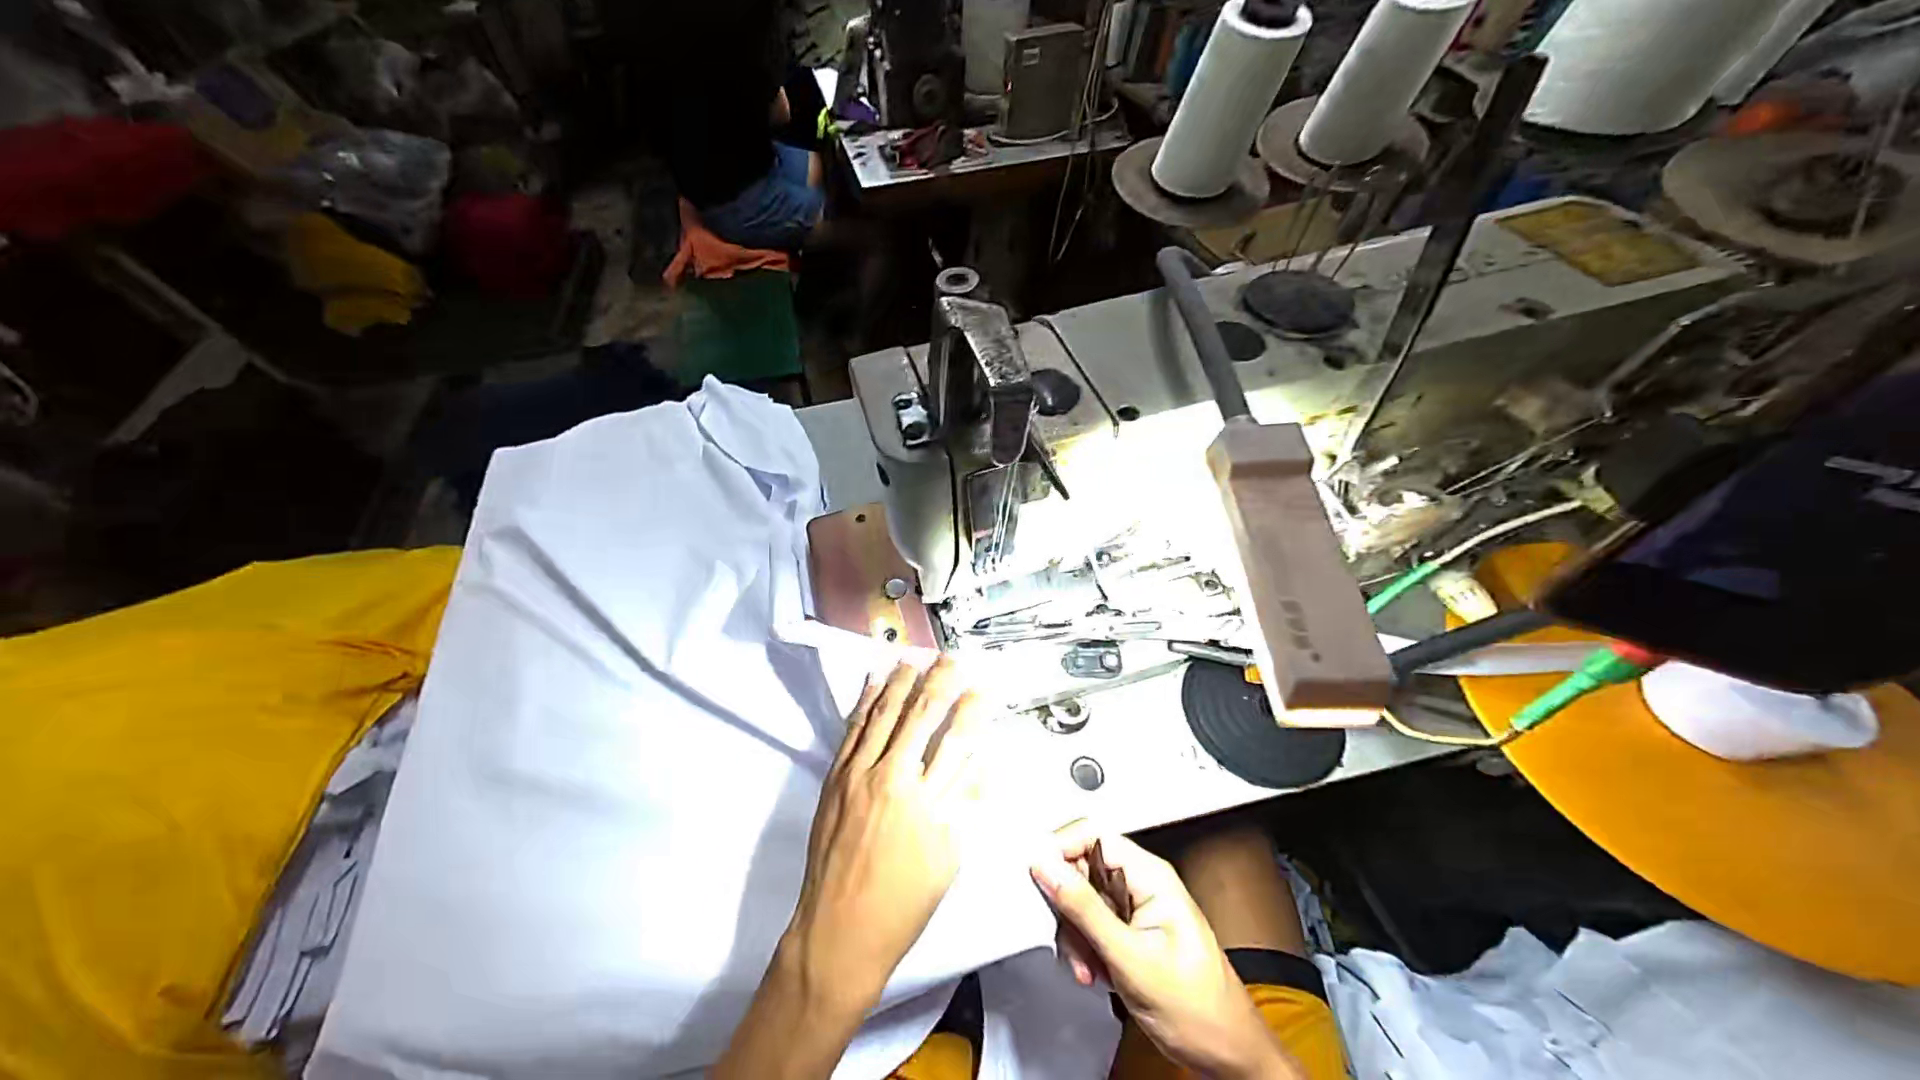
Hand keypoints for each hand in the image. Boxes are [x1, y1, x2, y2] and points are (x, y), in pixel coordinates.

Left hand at [782, 657, 984, 1011]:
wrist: (839, 931)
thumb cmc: (901, 903)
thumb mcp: (948, 856)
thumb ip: (962, 803)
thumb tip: (977, 764)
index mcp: (924, 801)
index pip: (956, 739)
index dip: (972, 709)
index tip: (984, 688)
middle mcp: (890, 779)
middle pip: (919, 716)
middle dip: (939, 681)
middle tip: (951, 659)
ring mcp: (856, 775)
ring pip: (882, 715)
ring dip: (900, 683)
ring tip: (914, 658)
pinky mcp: (834, 780)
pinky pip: (852, 730)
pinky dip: (864, 702)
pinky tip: (874, 683)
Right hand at [1030, 823, 1299, 1079]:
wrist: (1227, 1056)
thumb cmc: (1201, 1011)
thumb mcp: (1131, 958)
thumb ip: (1084, 909)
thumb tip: (1049, 869)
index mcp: (1151, 876)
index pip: (1093, 836)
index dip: (1061, 851)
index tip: (1040, 878)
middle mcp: (1143, 884)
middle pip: (1082, 869)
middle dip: (1069, 908)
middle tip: (1073, 940)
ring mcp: (1136, 908)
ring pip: (1083, 900)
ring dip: (1077, 935)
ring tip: (1090, 967)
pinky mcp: (1130, 931)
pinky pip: (1091, 924)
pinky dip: (1085, 948)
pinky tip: (1097, 971)